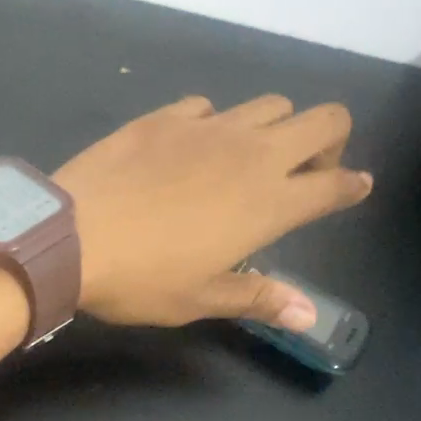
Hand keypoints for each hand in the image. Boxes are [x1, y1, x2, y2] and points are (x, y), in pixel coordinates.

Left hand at [55, 94, 372, 330]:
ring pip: (270, 105)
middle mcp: (254, 154)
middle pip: (325, 120)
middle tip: (300, 172)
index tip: (350, 190)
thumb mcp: (197, 300)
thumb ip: (257, 299)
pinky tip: (187, 147)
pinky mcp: (166, 117)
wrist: (70, 238)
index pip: (335, 184)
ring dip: (273, 126)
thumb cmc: (137, 280)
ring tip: (244, 159)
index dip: (350, 187)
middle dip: (329, 141)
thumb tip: (310, 315)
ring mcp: (209, 128)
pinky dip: (211, 122)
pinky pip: (207, 105)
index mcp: (271, 203)